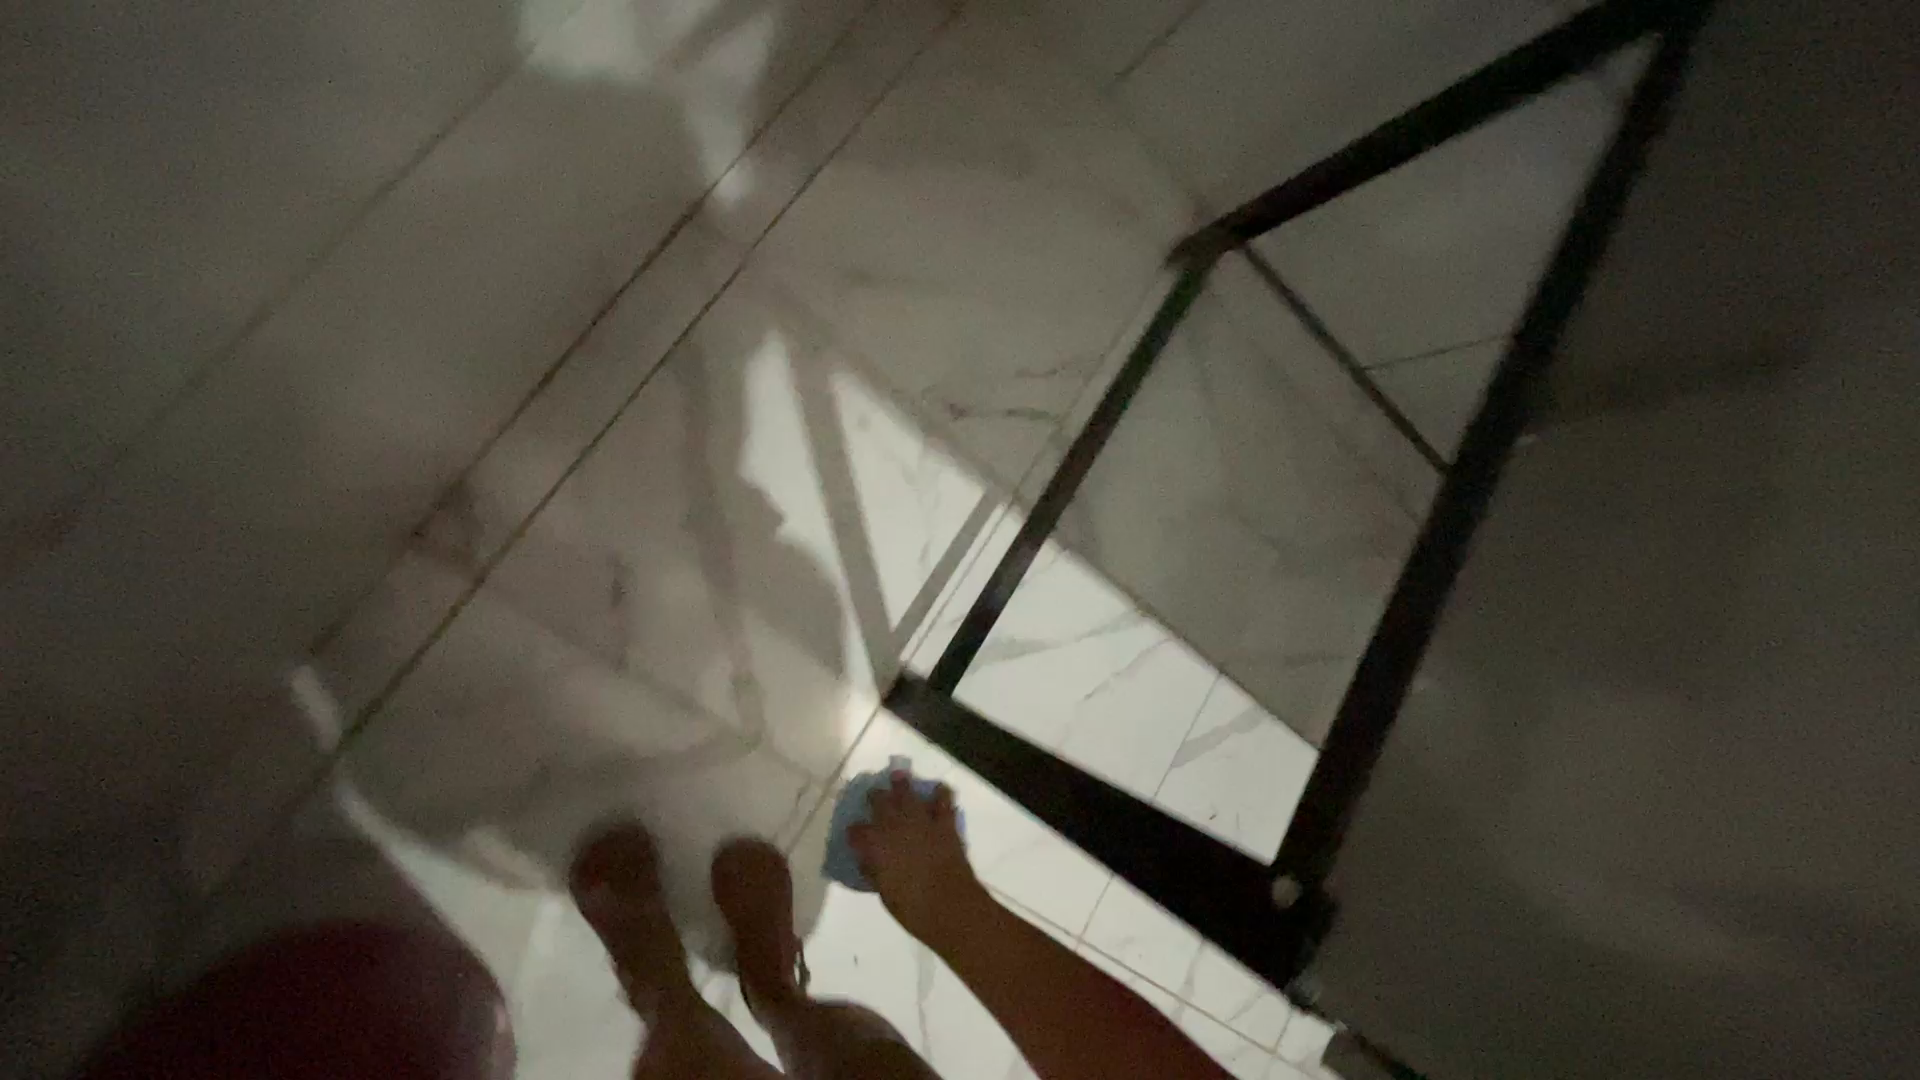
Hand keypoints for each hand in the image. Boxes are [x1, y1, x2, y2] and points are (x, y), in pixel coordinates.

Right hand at [847, 772, 989, 943]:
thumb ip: (874, 872)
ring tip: (899, 775)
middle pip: (881, 803)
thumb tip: (867, 861)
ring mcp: (921, 822)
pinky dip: (941, 794)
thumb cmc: (912, 908)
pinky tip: (939, 788)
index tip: (851, 831)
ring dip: (903, 784)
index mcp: (877, 846)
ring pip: (909, 795)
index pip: (858, 832)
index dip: (854, 831)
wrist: (949, 905)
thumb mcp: (884, 893)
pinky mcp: (943, 824)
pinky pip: (942, 803)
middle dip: (876, 796)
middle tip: (874, 792)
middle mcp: (896, 827)